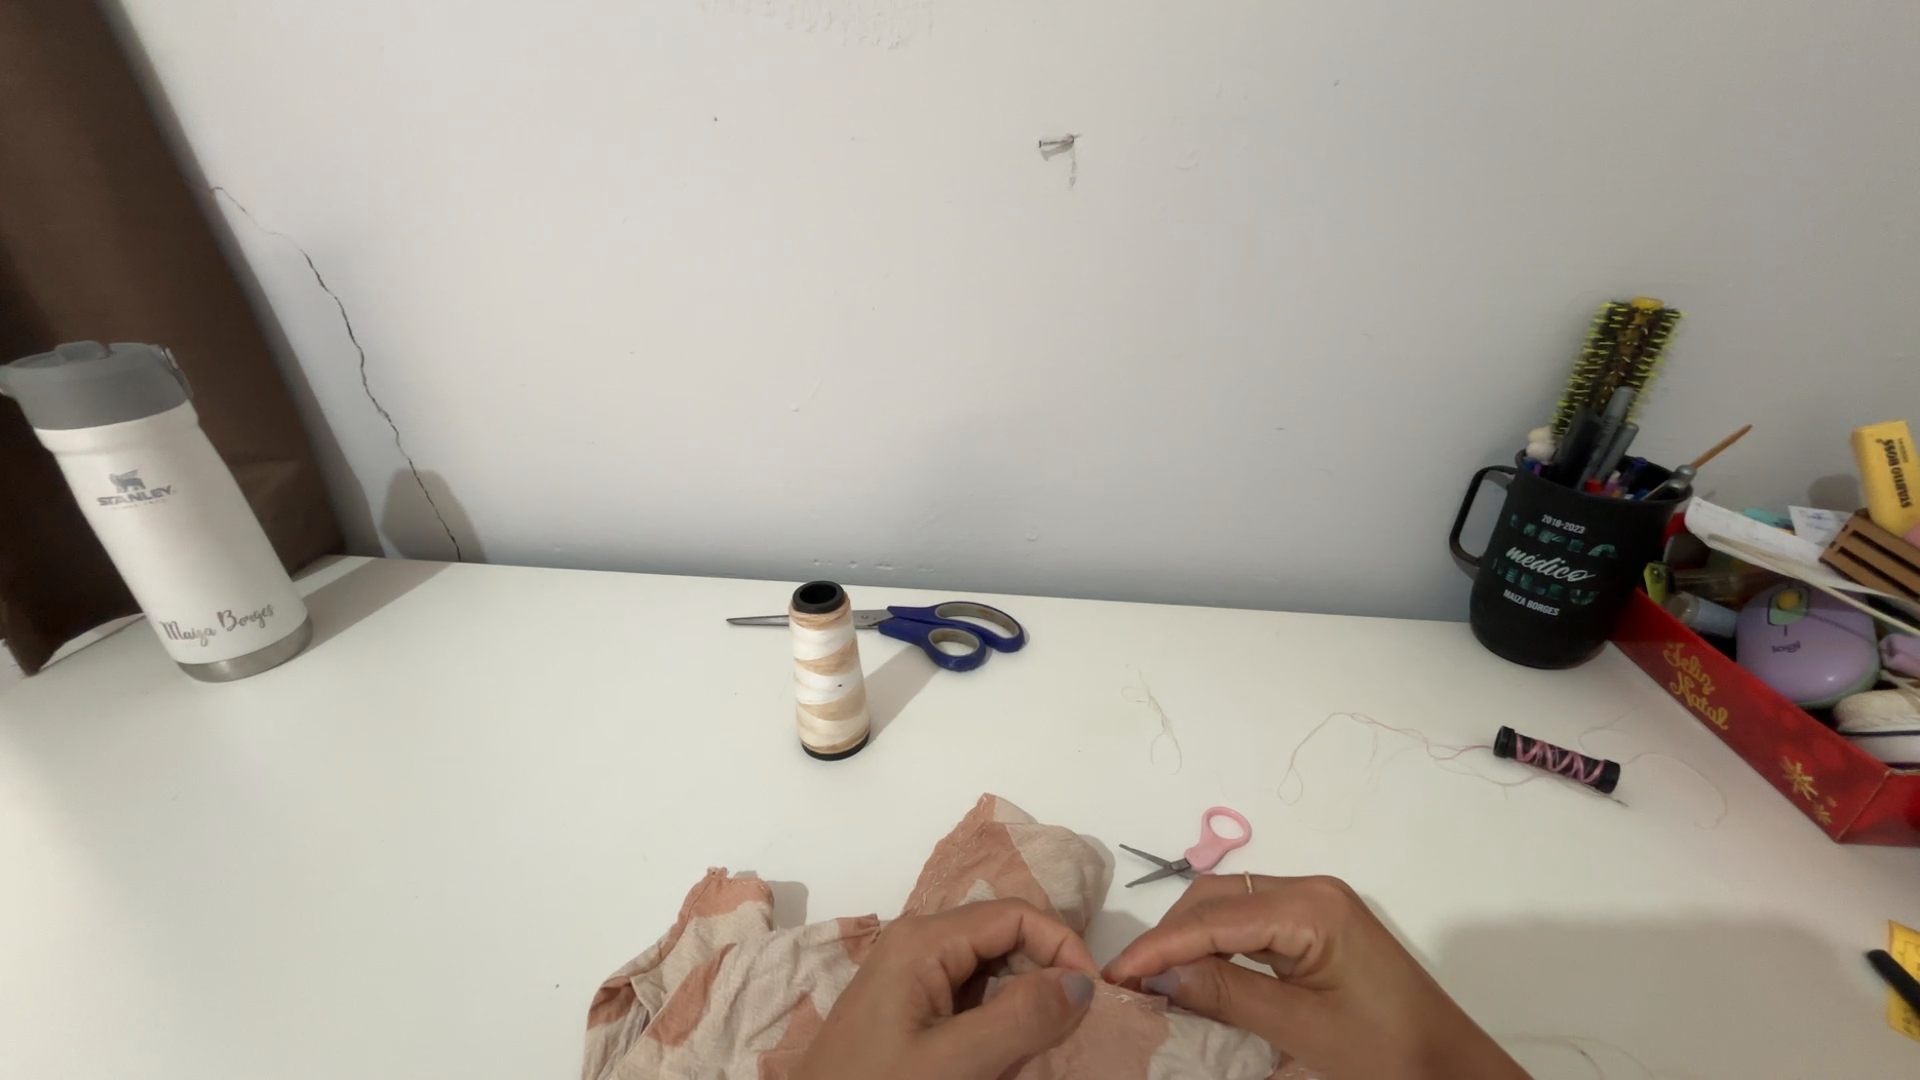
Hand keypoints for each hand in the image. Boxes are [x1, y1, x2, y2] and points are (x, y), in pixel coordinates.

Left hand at [795, 898, 1097, 1079]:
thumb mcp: (952, 1064)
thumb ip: (1018, 1019)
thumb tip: (1081, 981)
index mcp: (925, 939)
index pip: (1013, 914)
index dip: (1060, 943)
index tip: (1093, 996)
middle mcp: (919, 940)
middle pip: (1002, 934)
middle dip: (1045, 969)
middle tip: (1076, 1023)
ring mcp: (912, 970)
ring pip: (989, 965)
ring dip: (1025, 995)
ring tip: (1049, 1039)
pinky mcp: (910, 1002)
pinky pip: (969, 992)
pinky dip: (1000, 1013)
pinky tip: (1012, 1047)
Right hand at [1104, 875, 1526, 1079]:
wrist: (1460, 1075)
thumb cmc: (1389, 1057)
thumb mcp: (1303, 1031)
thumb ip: (1226, 994)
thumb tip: (1159, 973)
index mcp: (1310, 906)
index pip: (1215, 917)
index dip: (1161, 944)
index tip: (1117, 973)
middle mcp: (1308, 888)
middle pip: (1217, 898)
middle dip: (1170, 935)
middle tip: (1132, 977)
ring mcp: (1312, 900)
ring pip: (1228, 904)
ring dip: (1189, 936)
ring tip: (1154, 973)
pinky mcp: (1315, 920)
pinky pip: (1249, 919)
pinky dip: (1216, 942)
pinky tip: (1196, 967)